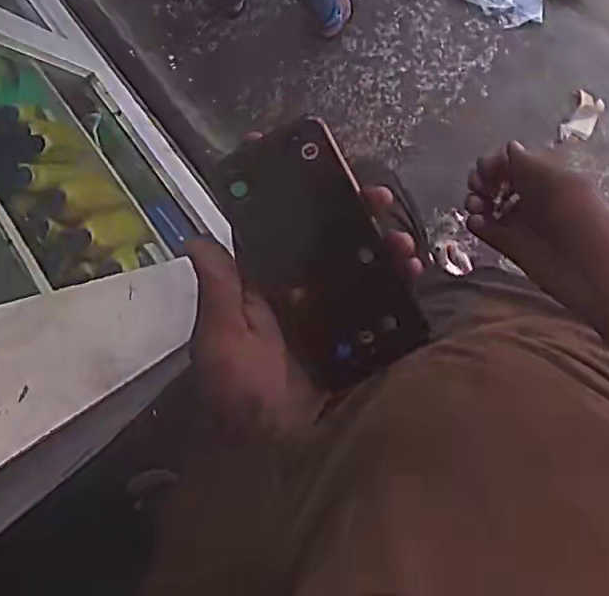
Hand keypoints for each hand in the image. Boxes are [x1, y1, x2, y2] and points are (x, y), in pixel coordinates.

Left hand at [189, 181, 420, 443]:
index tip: (293, 153)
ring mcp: (331, 308)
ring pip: (358, 259)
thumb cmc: (240, 398)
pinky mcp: (358, 331)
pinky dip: (399, 277)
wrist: (277, 456)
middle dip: (349, 207)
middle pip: (325, 235)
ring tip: (398, 233)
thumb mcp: (221, 344)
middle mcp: (299, 288)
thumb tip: (196, 238)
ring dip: (381, 238)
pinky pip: (382, 297)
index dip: (281, 191)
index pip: (271, 228)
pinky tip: (412, 265)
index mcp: (262, 284)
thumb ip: (218, 293)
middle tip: (372, 192)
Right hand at [464, 142, 608, 316]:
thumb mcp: (553, 180)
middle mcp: (534, 198)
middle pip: (498, 183)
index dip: (497, 162)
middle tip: (477, 186)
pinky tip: (475, 222)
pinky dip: (477, 224)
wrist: (592, 271)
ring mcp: (523, 223)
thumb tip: (510, 148)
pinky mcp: (513, 247)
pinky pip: (488, 230)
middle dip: (482, 180)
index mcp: (547, 179)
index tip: (484, 169)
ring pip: (490, 205)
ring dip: (476, 200)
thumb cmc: (575, 216)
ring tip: (475, 205)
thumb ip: (526, 163)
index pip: (515, 163)